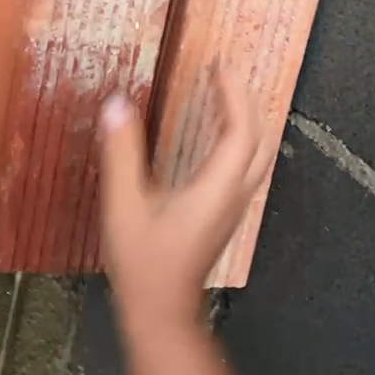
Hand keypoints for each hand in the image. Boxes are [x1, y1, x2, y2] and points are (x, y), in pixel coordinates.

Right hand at [99, 66, 275, 326]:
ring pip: (254, 154)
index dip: (233, 93)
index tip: (218, 64)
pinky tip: (212, 131)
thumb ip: (121, 153)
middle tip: (222, 71)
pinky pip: (241, 164)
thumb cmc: (143, 262)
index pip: (240, 131)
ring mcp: (230, 206)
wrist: (160, 310)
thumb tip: (117, 105)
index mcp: (215, 189)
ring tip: (221, 92)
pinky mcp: (221, 213)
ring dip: (243, 118)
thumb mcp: (123, 204)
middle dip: (245, 100)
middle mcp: (232, 195)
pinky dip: (234, 137)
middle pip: (257, 140)